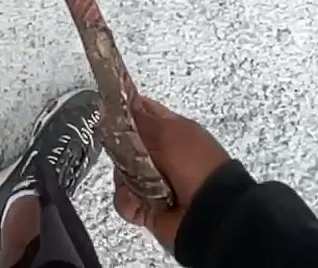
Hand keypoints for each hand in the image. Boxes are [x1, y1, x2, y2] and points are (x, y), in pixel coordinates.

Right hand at [113, 95, 230, 248]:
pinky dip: (128, 203)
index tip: (107, 112)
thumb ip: (137, 118)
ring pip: (121, 172)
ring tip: (137, 187)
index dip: (125, 110)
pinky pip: (125, 200)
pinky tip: (138, 205)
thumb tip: (110, 103)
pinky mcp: (147, 207)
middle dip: (120, 151)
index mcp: (171, 129)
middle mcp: (161, 154)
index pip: (142, 111)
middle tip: (127, 157)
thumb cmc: (193, 164)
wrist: (210, 214)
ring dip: (124, 180)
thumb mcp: (166, 132)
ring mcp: (153, 181)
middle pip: (124, 143)